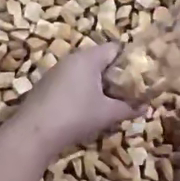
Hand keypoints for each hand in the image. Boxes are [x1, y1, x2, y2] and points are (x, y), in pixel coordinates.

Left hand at [5, 42, 136, 155]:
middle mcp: (70, 59)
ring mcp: (55, 72)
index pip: (114, 48)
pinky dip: (82, 92)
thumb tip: (145, 107)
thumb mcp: (108, 113)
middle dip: (114, 76)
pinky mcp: (46, 86)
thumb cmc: (76, 115)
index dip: (130, 60)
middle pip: (99, 60)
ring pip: (84, 73)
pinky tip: (87, 111)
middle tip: (129, 92)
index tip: (141, 76)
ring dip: (98, 86)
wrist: (34, 131)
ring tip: (111, 104)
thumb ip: (128, 108)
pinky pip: (71, 83)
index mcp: (87, 58)